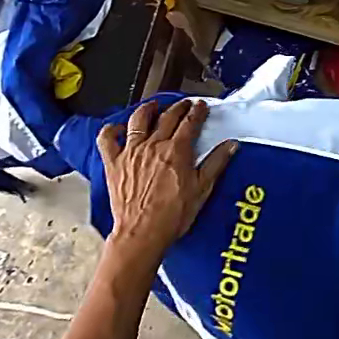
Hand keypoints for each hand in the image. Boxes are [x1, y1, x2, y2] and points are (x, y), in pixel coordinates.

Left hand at [97, 100, 234, 262]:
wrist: (143, 232)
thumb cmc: (173, 214)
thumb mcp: (203, 188)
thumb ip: (217, 162)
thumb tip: (230, 145)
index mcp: (176, 151)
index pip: (190, 122)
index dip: (197, 112)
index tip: (201, 107)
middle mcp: (153, 146)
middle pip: (167, 117)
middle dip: (179, 107)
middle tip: (185, 105)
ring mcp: (131, 153)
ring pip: (138, 120)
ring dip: (148, 109)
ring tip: (154, 106)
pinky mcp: (114, 163)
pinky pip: (107, 139)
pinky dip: (112, 129)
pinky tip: (118, 127)